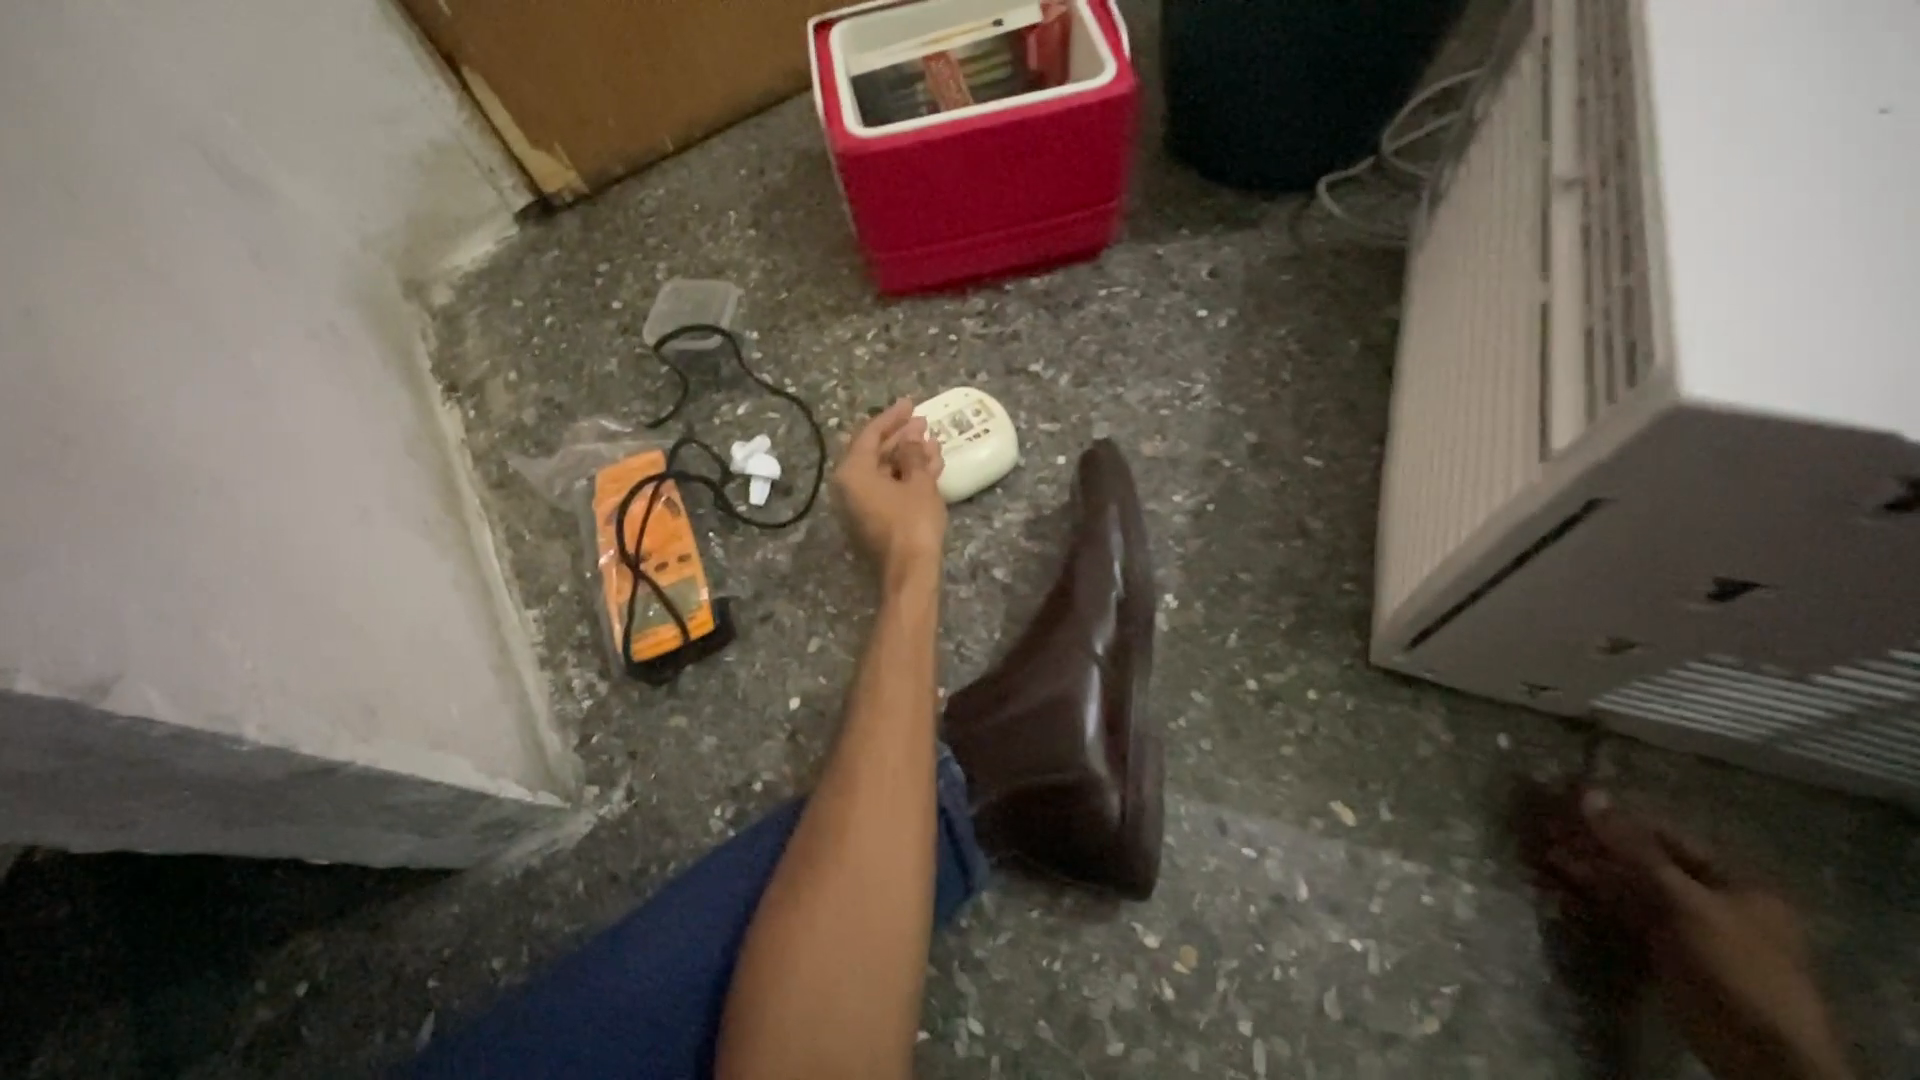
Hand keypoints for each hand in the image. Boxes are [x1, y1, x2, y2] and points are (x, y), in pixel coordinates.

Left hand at [835, 399, 946, 584]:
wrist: (910, 571)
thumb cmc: (912, 522)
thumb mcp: (917, 482)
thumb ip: (913, 454)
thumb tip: (912, 440)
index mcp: (852, 472)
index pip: (869, 434)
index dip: (892, 417)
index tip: (911, 403)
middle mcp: (848, 486)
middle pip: (874, 452)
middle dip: (902, 437)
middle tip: (925, 423)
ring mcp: (859, 504)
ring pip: (884, 471)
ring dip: (908, 456)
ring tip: (933, 443)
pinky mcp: (872, 519)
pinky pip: (888, 488)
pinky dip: (906, 476)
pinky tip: (930, 466)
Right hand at [1569, 791, 1852, 1079]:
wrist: (1758, 1049)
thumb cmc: (1736, 963)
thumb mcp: (1687, 900)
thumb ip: (1636, 850)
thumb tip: (1590, 795)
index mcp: (1731, 880)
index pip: (1666, 837)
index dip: (1620, 819)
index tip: (1571, 802)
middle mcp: (1708, 897)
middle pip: (1644, 862)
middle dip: (1597, 845)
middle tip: (1546, 827)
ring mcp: (1684, 926)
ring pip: (1629, 888)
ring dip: (1588, 871)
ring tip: (1543, 853)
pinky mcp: (1662, 950)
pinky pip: (1624, 915)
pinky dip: (1594, 899)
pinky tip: (1560, 887)